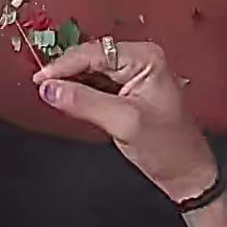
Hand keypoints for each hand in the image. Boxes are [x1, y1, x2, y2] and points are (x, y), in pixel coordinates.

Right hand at [34, 40, 217, 203]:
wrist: (187, 174)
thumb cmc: (164, 146)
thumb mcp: (123, 123)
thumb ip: (84, 102)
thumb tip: (47, 88)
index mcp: (145, 57)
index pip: (96, 52)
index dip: (65, 64)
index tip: (39, 79)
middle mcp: (139, 57)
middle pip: (92, 57)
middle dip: (66, 70)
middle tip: (40, 86)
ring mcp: (134, 71)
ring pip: (92, 69)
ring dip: (71, 79)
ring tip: (47, 91)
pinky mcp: (127, 87)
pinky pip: (97, 81)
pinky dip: (80, 89)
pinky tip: (65, 96)